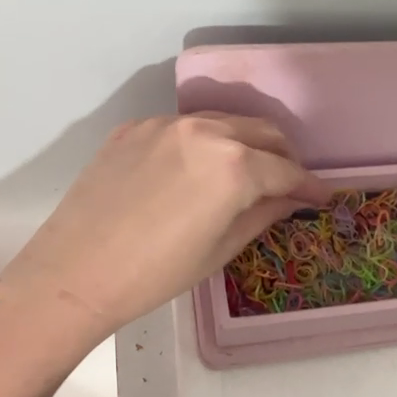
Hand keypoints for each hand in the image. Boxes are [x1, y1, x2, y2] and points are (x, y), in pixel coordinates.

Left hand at [3, 113, 331, 334]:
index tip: (322, 196)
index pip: (286, 170)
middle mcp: (204, 132)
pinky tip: (199, 171)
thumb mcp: (220, 249)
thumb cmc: (155, 274)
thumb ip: (262, 215)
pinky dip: (205, 143)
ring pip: (223, 123)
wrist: (74, 273)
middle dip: (283, 156)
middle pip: (261, 132)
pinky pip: (184, 128)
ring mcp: (165, 125)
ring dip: (246, 143)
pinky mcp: (134, 129)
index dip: (309, 185)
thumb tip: (290, 201)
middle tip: (290, 182)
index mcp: (233, 166)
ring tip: (250, 171)